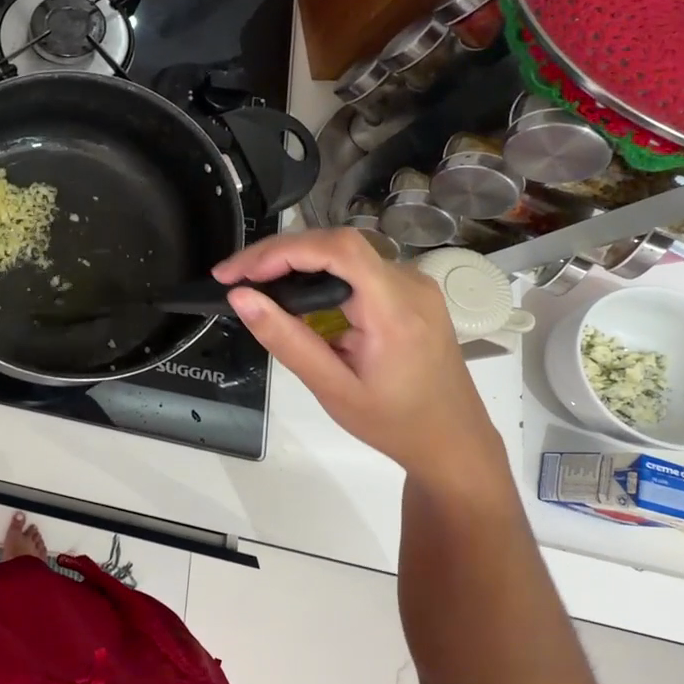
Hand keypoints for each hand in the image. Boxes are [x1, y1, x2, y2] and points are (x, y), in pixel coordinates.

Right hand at [212, 228, 499, 482]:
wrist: (453, 439)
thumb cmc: (392, 422)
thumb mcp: (331, 388)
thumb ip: (286, 340)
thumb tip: (240, 297)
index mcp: (396, 311)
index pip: (338, 251)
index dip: (281, 251)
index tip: (237, 273)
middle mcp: (411, 285)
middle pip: (335, 244)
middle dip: (276, 253)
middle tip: (231, 276)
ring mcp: (413, 285)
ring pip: (342, 251)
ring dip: (292, 259)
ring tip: (251, 282)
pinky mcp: (408, 290)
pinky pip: (353, 265)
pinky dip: (313, 270)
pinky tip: (288, 291)